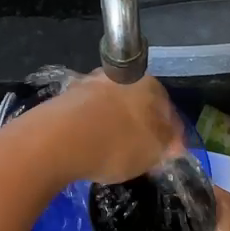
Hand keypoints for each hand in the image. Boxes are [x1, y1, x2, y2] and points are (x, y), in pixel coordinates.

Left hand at [22, 72, 186, 185]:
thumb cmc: (116, 143)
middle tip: (142, 154)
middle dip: (142, 126)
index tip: (167, 155)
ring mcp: (90, 83)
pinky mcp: (66, 98)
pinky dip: (93, 129)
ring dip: (116, 126)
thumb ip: (167, 145)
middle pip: (138, 104)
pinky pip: (89, 116)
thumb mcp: (153, 151)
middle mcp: (119, 76)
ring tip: (114, 153)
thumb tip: (172, 143)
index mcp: (147, 83)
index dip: (171, 134)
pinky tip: (91, 147)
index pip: (167, 109)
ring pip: (112, 108)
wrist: (57, 139)